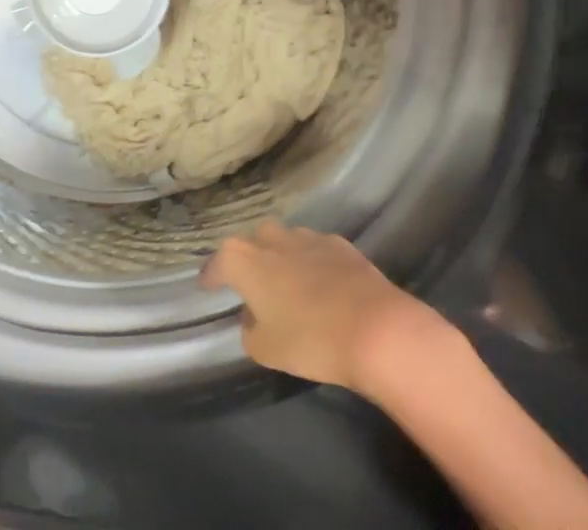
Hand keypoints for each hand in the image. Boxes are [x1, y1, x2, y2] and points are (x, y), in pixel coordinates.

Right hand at [200, 221, 453, 399]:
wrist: (379, 331)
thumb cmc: (310, 340)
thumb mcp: (264, 349)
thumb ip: (250, 329)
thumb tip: (254, 316)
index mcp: (242, 260)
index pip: (216, 264)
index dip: (210, 278)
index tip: (207, 287)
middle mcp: (271, 240)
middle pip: (251, 243)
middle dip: (248, 260)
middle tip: (251, 285)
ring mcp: (309, 239)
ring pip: (285, 240)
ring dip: (281, 257)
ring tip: (288, 282)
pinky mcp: (343, 246)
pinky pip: (316, 250)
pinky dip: (313, 262)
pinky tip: (321, 283)